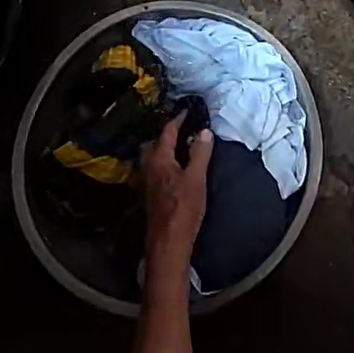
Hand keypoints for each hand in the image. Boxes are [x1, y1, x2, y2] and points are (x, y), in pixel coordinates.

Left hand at [139, 111, 211, 259]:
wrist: (169, 241)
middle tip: (182, 129)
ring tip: (181, 147)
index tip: (188, 111)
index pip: (166, 132)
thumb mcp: (196, 178)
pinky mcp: (153, 194)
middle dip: (166, 134)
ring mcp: (149, 182)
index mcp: (159, 159)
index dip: (177, 120)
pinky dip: (165, 162)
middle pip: (153, 143)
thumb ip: (200, 153)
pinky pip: (156, 169)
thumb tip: (204, 131)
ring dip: (164, 149)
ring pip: (153, 157)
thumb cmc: (183, 209)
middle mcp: (149, 167)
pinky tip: (177, 168)